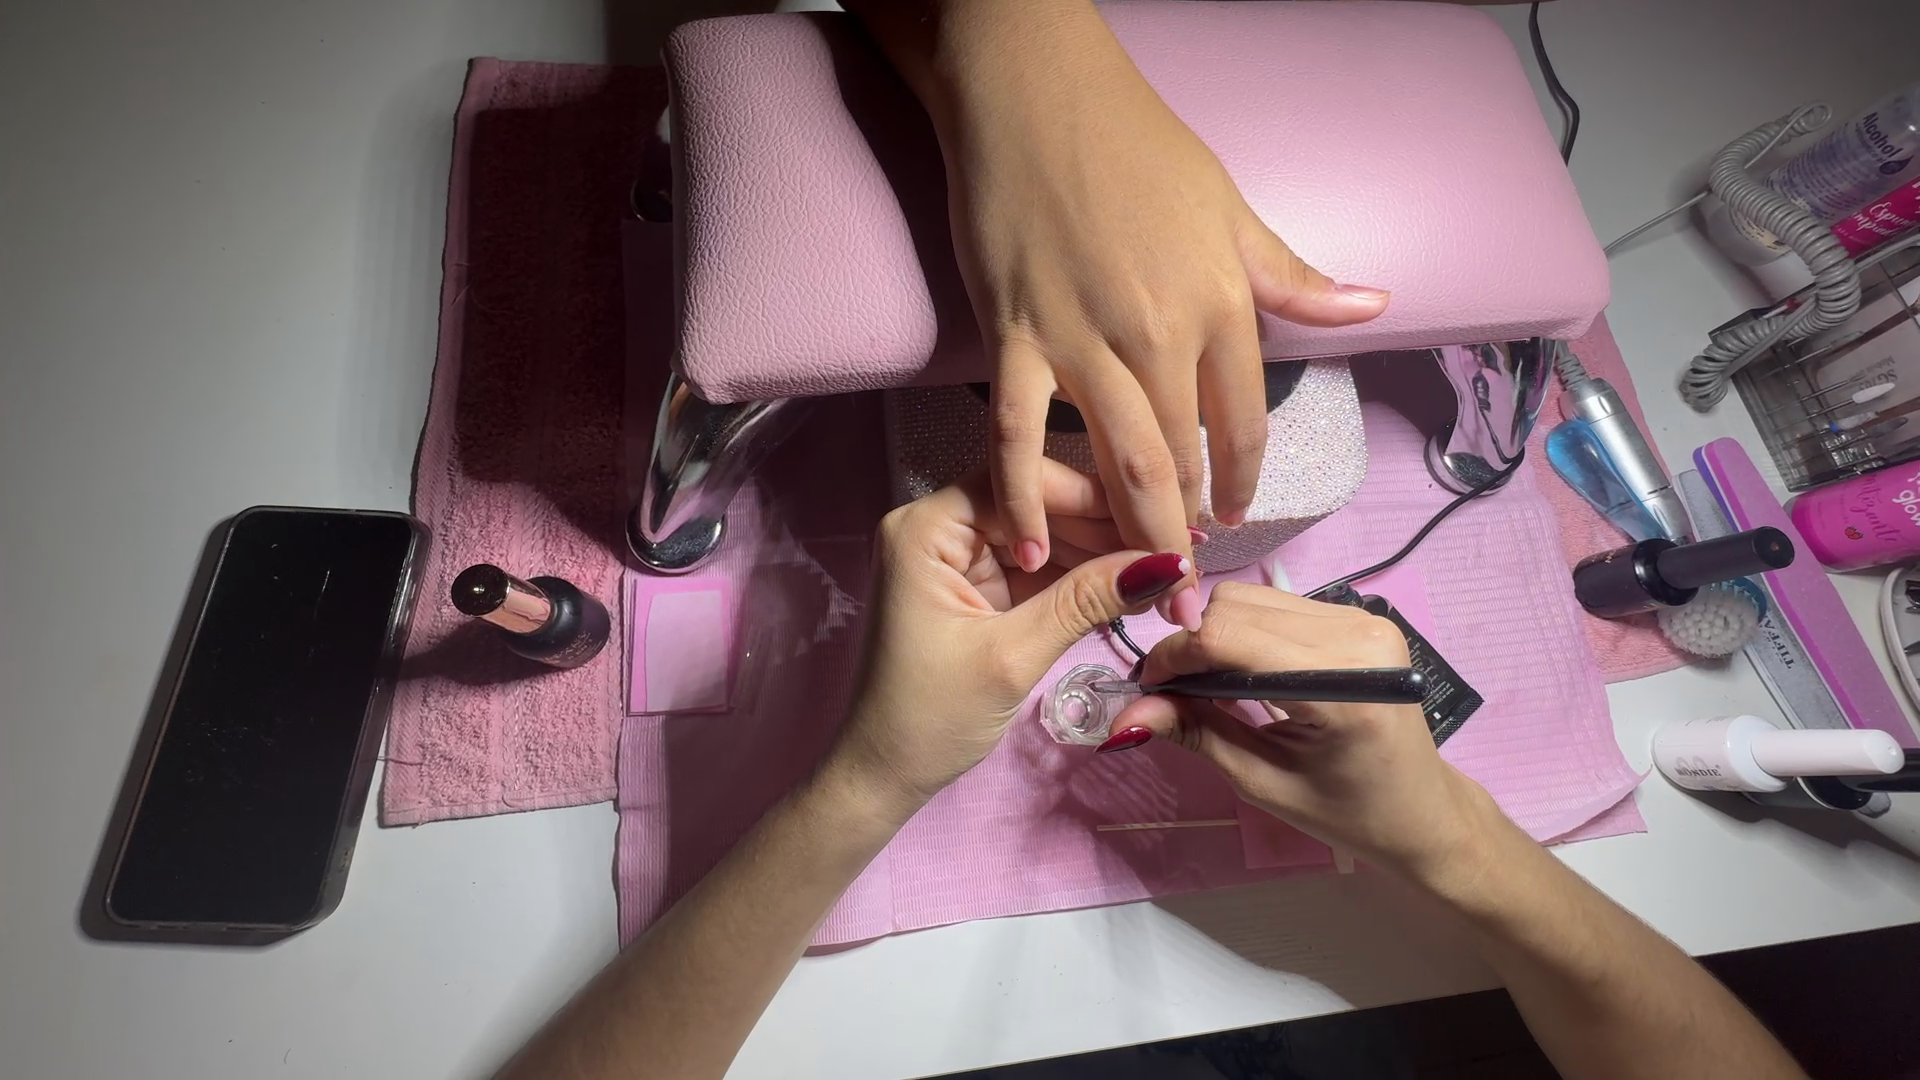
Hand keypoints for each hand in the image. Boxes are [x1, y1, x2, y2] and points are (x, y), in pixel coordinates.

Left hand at [823, 461, 1190, 814]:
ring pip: (1040, 535)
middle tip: (1175, 549)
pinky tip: (1125, 586)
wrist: (885, 773)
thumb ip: (1086, 601)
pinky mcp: (972, 585)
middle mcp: (937, 527)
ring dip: (1096, 555)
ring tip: (1162, 570)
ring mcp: (955, 556)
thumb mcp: (1013, 655)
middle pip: (1033, 506)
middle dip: (1101, 530)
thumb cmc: (931, 717)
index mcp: (925, 528)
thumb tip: (1168, 562)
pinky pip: (1033, 567)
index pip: (1019, 484)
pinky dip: (1076, 579)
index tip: (1158, 519)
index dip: (1091, 498)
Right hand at [920, 0, 1388, 622]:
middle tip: (1191, 590)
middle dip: (1190, 534)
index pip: (1245, 418)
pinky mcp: (1014, 343)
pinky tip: (1030, 552)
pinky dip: (1022, 497)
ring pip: (1117, 460)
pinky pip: (1017, 436)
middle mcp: (1159, 334)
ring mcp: (1082, 343)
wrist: (1035, 96)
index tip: (1236, 520)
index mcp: (1218, 301)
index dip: (1246, 479)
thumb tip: (1374, 307)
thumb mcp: (1229, 206)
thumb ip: (1292, 278)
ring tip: (1140, 579)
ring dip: (1133, 530)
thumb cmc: (1134, 146)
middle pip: (1184, 460)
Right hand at [1106, 583, 1496, 884]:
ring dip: (1216, 634)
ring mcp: (1362, 618)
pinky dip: (1243, 631)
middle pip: (1232, 605)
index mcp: (1341, 688)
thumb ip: (1194, 733)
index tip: (1148, 687)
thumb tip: (1123, 714)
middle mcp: (1356, 635)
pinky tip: (1249, 671)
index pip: (1227, 638)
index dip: (1174, 656)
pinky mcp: (1358, 615)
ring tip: (1215, 684)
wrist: (1426, 812)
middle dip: (1192, 644)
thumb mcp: (1261, 783)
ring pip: (1248, 597)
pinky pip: (1273, 603)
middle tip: (1180, 691)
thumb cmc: (1347, 811)